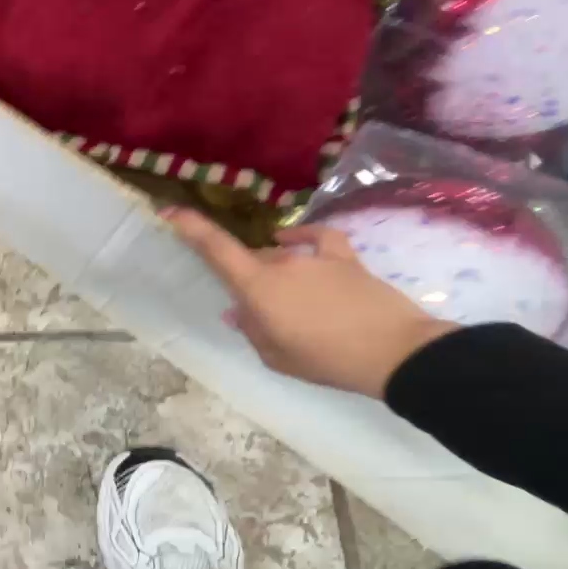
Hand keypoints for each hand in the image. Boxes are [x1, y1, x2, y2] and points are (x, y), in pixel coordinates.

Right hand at [162, 209, 457, 398]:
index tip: (169, 210)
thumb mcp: (274, 355)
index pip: (214, 248)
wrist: (398, 353)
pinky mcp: (346, 260)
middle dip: (246, 280)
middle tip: (260, 313)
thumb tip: (239, 310)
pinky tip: (294, 241)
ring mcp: (314, 258)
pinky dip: (303, 237)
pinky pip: (318, 239)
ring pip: (280, 257)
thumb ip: (251, 329)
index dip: (190, 226)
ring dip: (275, 274)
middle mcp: (280, 262)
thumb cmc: (325, 358)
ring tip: (291, 304)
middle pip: (250, 261)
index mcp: (255, 285)